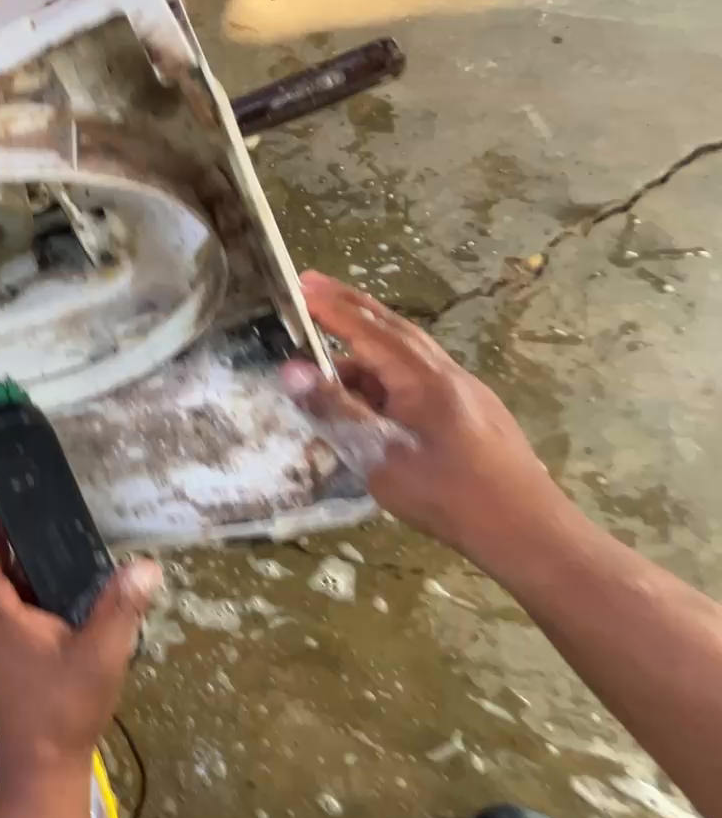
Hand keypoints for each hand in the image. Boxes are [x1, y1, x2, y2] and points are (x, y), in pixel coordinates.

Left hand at [0, 486, 160, 778]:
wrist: (42, 761)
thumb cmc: (61, 706)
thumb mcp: (97, 656)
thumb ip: (119, 609)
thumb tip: (146, 565)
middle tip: (20, 490)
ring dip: (8, 546)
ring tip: (38, 517)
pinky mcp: (6, 642)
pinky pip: (7, 594)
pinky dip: (21, 572)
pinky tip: (51, 566)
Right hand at [280, 271, 574, 561]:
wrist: (527, 534)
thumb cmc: (445, 493)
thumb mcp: (377, 453)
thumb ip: (334, 408)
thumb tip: (290, 369)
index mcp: (425, 380)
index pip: (370, 331)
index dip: (332, 307)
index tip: (300, 284)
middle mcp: (447, 376)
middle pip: (393, 329)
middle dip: (350, 305)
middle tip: (312, 285)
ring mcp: (463, 394)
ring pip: (405, 355)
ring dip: (362, 346)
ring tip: (324, 363)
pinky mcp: (468, 414)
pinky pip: (414, 378)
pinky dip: (380, 372)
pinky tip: (364, 397)